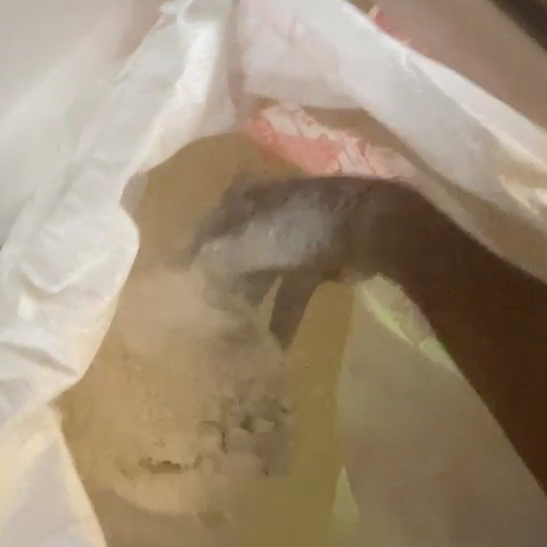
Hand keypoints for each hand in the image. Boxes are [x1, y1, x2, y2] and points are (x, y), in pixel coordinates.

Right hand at [188, 175, 421, 344]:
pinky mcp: (315, 262)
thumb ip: (213, 263)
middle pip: (232, 253)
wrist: (368, 228)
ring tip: (232, 334)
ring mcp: (291, 237)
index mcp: (241, 200)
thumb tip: (187, 285)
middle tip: (203, 316)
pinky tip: (273, 346)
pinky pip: (289, 293)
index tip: (177, 288)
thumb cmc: (298, 228)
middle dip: (219, 285)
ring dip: (248, 303)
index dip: (191, 257)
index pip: (205, 229)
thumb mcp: (247, 242)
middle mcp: (262, 214)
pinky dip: (281, 316)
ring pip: (260, 274)